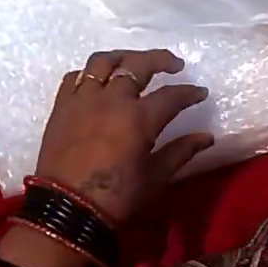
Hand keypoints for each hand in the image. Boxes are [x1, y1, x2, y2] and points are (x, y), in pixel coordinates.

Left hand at [37, 50, 212, 225]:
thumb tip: (206, 137)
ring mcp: (83, 99)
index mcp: (139, 118)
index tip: (200, 92)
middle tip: (174, 65)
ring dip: (123, 57)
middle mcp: (111, 99)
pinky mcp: (61, 106)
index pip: (171, 95)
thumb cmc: (117, 198)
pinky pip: (75, 77)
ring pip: (102, 62)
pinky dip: (90, 74)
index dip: (189, 92)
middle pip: (137, 64)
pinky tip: (98, 81)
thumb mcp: (156, 177)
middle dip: (160, 59)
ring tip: (133, 62)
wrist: (67, 209)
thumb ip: (181, 152)